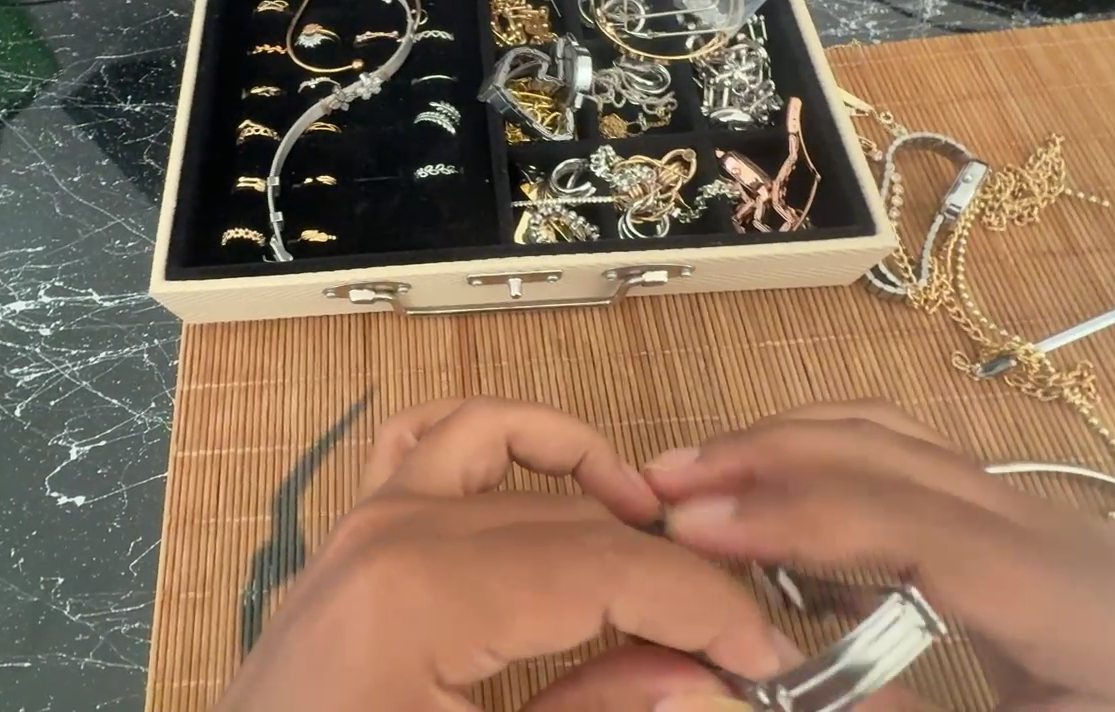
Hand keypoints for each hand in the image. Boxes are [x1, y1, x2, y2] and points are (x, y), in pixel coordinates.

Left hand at [218, 397, 803, 711]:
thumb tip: (706, 680)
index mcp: (424, 592)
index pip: (597, 566)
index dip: (694, 603)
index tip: (760, 648)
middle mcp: (393, 526)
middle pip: (560, 513)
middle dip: (655, 563)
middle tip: (721, 626)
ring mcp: (365, 516)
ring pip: (491, 435)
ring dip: (573, 461)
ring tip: (638, 515)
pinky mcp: (354, 528)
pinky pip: (421, 440)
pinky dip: (485, 440)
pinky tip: (526, 475)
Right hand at [643, 401, 1114, 711]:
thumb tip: (745, 667)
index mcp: (1081, 607)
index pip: (909, 524)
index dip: (789, 516)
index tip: (690, 528)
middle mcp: (1055, 530)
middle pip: (882, 452)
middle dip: (759, 459)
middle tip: (664, 484)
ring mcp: (1028, 507)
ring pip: (879, 432)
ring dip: (774, 442)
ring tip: (695, 469)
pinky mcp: (1000, 510)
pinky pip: (891, 451)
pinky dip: (811, 451)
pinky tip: (761, 485)